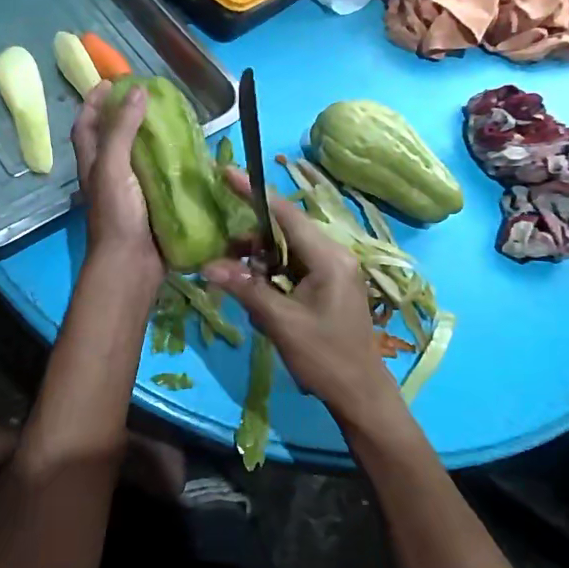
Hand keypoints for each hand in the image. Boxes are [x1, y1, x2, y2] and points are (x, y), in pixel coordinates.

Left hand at [70, 80, 159, 282]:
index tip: (110, 81)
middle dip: (124, 115)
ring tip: (173, 118)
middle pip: (111, 138)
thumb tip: (137, 90)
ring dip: (150, 137)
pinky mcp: (151, 204)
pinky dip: (170, 162)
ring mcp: (130, 190)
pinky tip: (189, 153)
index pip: (85, 125)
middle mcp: (108, 174)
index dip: (93, 102)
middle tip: (149, 96)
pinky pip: (160, 176)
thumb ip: (122, 129)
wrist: (132, 264)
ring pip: (137, 156)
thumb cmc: (117, 213)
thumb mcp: (113, 165)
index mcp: (93, 163)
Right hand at [202, 168, 405, 426]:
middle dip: (251, 237)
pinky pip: (292, 265)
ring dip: (258, 258)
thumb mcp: (281, 322)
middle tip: (221, 252)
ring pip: (286, 248)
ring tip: (235, 277)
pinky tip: (256, 293)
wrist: (360, 394)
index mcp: (329, 258)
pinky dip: (270, 272)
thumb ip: (246, 288)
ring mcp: (332, 271)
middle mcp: (334, 256)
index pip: (286, 214)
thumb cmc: (325, 357)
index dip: (255, 193)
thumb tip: (208, 266)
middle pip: (284, 230)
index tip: (227, 173)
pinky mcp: (327, 285)